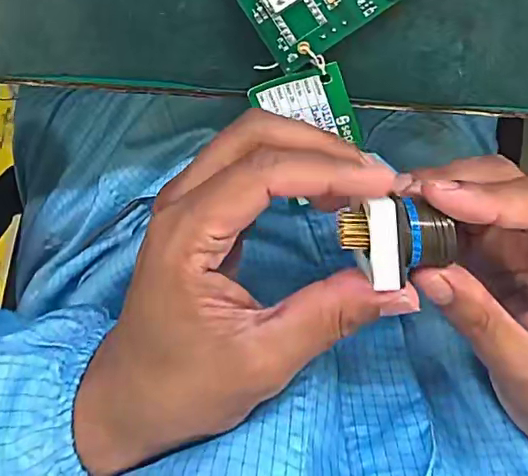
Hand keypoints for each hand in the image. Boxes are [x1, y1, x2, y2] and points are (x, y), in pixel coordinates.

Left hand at [74, 109, 416, 473]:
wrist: (129, 392)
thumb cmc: (185, 382)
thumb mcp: (261, 359)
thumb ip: (327, 316)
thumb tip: (398, 289)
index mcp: (188, 230)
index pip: (262, 173)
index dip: (325, 169)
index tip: (381, 185)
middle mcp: (182, 197)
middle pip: (251, 134)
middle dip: (316, 144)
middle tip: (372, 177)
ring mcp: (185, 196)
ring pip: (246, 140)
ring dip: (303, 149)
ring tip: (356, 184)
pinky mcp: (197, 205)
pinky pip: (243, 162)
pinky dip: (288, 165)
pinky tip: (321, 192)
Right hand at [407, 157, 527, 475]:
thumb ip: (482, 323)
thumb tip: (427, 273)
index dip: (491, 196)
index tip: (438, 194)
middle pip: (510, 183)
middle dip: (456, 181)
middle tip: (406, 193)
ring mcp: (525, 238)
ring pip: (480, 187)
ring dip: (437, 188)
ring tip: (399, 201)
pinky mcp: (494, 245)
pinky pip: (459, 212)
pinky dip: (430, 208)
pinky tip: (407, 215)